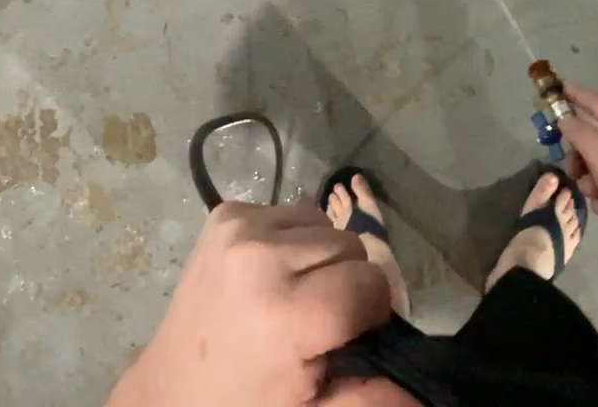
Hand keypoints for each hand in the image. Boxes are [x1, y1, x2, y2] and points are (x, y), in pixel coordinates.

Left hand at [108, 201, 392, 406]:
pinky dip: (292, 237)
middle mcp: (262, 255)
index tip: (352, 336)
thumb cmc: (245, 405)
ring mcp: (239, 225)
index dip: (373, 312)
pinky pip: (290, 210)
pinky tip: (272, 271)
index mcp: (286, 312)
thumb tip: (426, 387)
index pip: (371, 283)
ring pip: (322, 221)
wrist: (171, 390)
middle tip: (323, 320)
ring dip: (322, 254)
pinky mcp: (225, 211)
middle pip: (350, 244)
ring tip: (296, 291)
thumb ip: (373, 398)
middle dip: (349, 280)